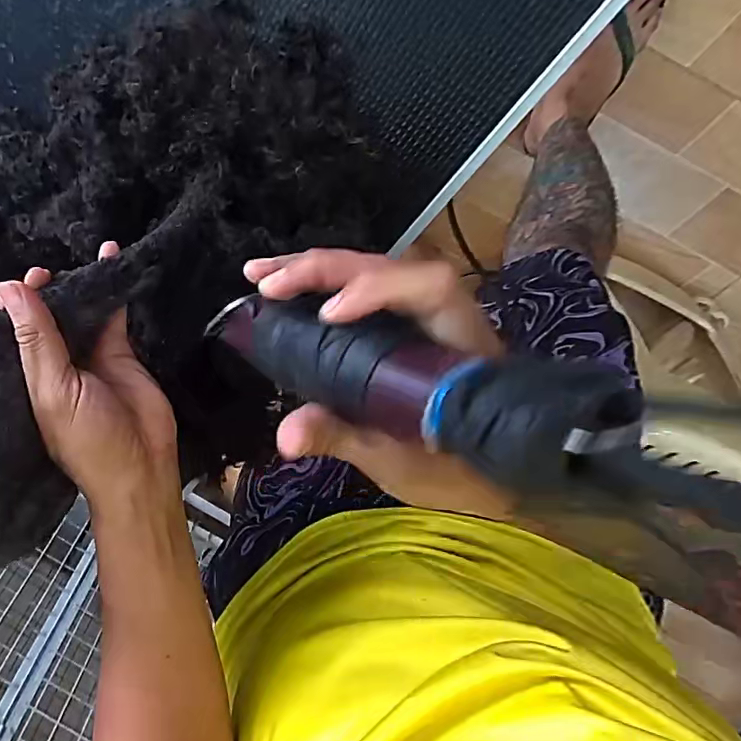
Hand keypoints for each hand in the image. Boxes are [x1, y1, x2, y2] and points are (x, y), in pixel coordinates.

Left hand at [0, 242, 179, 517]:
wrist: (142, 466)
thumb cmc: (90, 439)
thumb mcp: (55, 389)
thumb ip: (37, 340)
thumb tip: (9, 289)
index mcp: (30, 375)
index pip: (16, 330)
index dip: (17, 303)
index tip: (27, 280)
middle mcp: (57, 363)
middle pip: (49, 317)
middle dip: (49, 290)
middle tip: (52, 269)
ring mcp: (90, 358)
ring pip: (82, 313)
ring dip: (84, 285)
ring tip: (89, 255)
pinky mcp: (121, 355)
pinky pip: (115, 319)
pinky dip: (115, 294)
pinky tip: (115, 266)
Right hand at [245, 250, 514, 519]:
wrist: (480, 472)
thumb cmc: (450, 468)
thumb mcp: (394, 458)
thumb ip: (342, 437)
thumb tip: (285, 436)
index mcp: (459, 343)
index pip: (429, 289)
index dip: (378, 290)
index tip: (328, 314)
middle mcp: (442, 314)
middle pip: (387, 267)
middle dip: (325, 270)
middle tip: (266, 282)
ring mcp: (419, 314)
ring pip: (370, 271)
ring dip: (315, 269)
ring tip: (259, 275)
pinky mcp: (399, 322)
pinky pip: (362, 289)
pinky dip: (321, 286)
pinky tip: (285, 290)